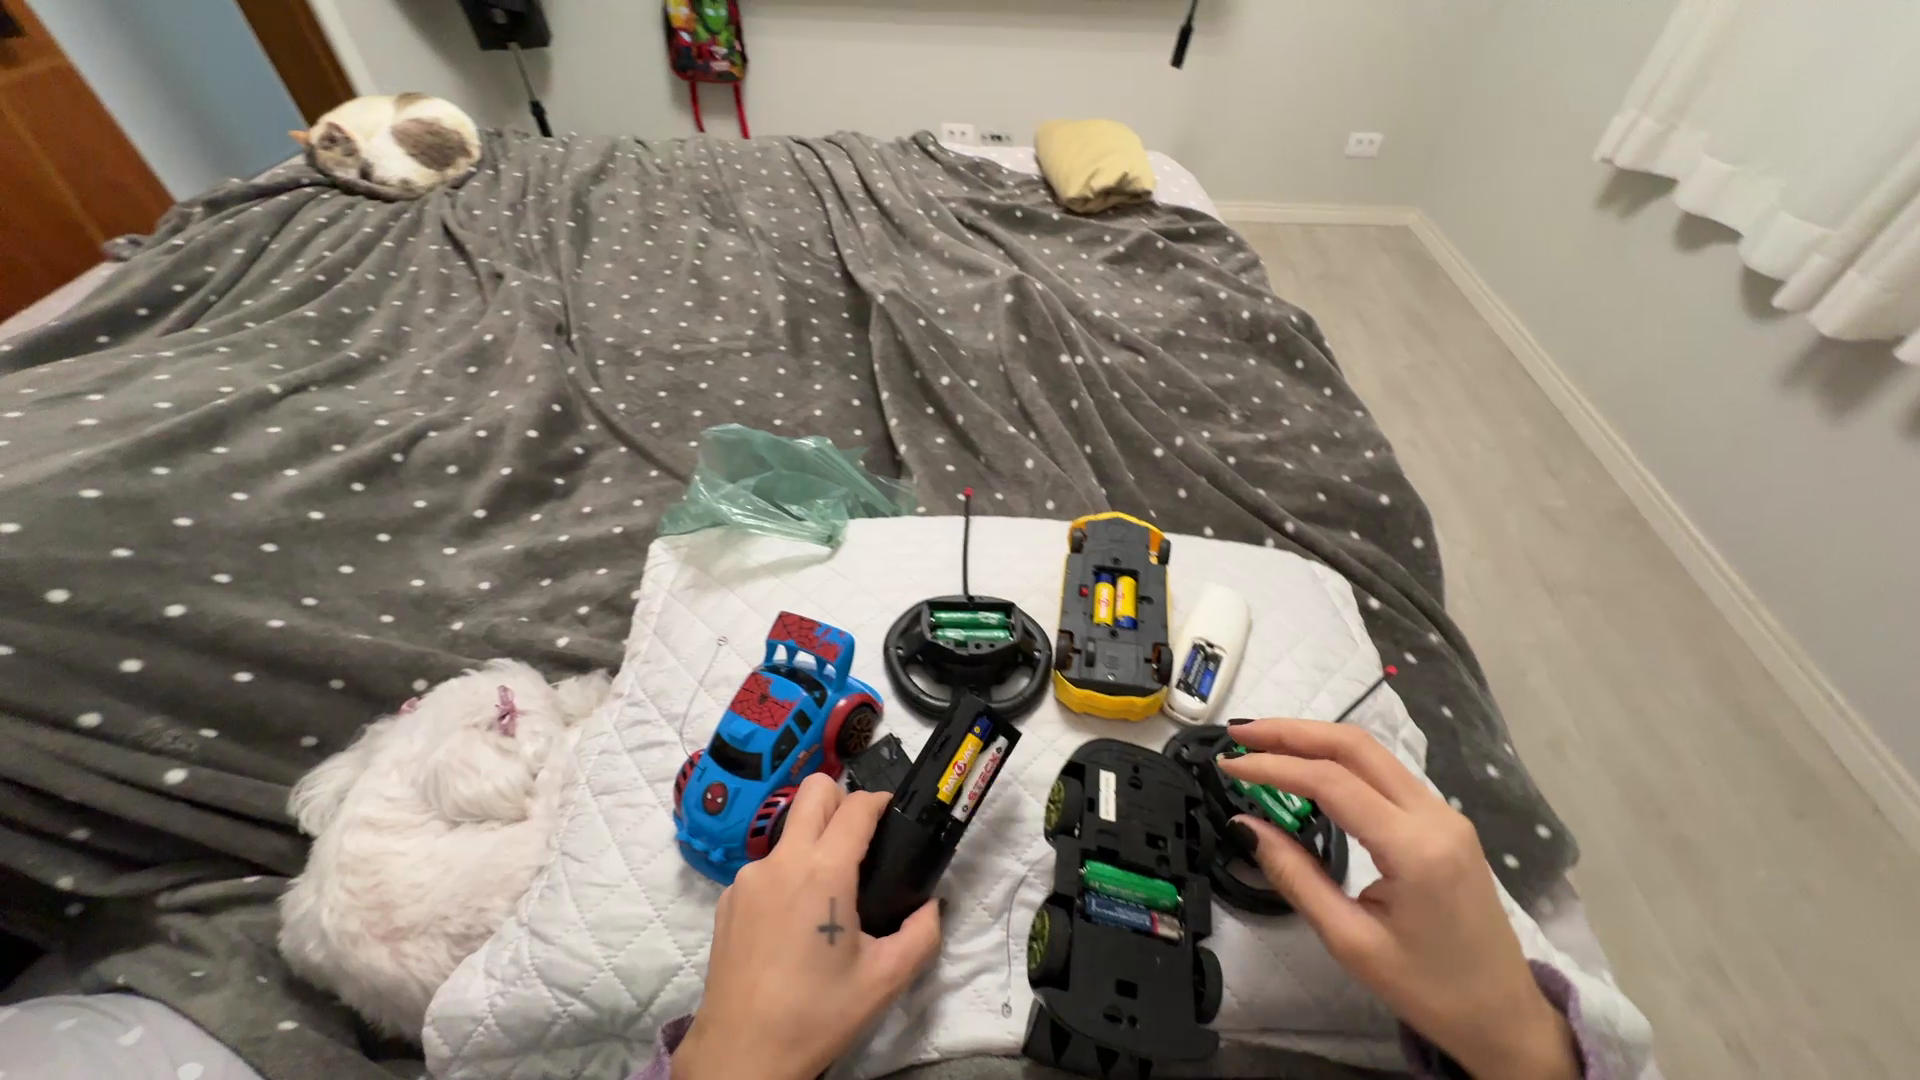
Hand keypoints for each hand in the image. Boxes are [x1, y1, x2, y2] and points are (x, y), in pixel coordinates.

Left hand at [673, 774, 942, 1079]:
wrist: (741, 1054)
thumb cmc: (817, 1014)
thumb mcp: (885, 979)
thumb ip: (922, 934)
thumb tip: (931, 905)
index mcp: (823, 871)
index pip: (857, 805)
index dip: (880, 801)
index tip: (893, 815)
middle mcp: (782, 861)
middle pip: (815, 790)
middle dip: (843, 799)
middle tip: (860, 838)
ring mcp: (749, 876)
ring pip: (790, 830)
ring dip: (813, 840)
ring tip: (827, 891)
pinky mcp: (728, 897)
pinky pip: (767, 865)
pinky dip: (787, 874)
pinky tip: (793, 920)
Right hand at [1220, 720, 1577, 1079]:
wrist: (1506, 1018)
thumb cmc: (1429, 989)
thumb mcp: (1349, 940)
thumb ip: (1293, 874)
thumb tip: (1244, 825)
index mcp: (1415, 849)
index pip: (1331, 781)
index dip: (1273, 766)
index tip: (1229, 764)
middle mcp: (1435, 817)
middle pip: (1354, 746)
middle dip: (1291, 731)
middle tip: (1240, 734)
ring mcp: (1444, 814)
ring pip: (1370, 751)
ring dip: (1313, 738)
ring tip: (1262, 742)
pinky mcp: (1442, 821)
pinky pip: (1383, 771)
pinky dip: (1336, 758)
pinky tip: (1305, 764)